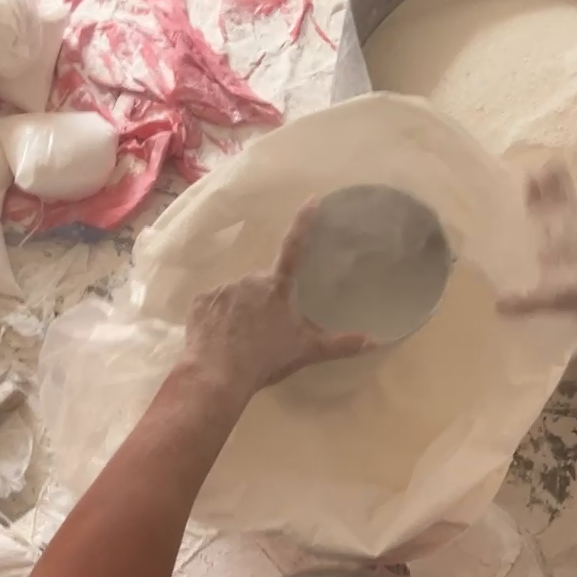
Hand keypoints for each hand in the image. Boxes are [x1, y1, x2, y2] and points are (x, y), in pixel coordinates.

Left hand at [182, 200, 376, 398]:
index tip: (313, 200)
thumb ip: (340, 344)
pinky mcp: (200, 302)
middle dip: (266, 302)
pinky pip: (214, 305)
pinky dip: (219, 318)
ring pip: (237, 295)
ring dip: (242, 311)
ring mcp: (222, 289)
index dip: (305, 223)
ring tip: (243, 340)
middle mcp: (249, 280)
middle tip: (267, 332)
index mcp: (277, 287)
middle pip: (262, 285)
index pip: (295, 248)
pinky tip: (222, 338)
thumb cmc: (266, 360)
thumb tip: (375, 341)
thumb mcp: (306, 352)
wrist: (217, 376)